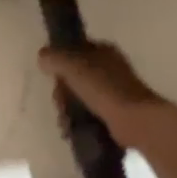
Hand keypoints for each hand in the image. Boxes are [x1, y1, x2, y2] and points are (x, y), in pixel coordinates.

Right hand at [38, 42, 169, 145]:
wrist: (134, 120)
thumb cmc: (103, 88)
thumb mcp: (72, 66)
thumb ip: (54, 58)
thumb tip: (42, 57)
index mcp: (103, 50)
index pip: (74, 49)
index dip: (60, 61)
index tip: (52, 75)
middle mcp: (109, 67)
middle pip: (74, 75)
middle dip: (62, 90)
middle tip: (60, 103)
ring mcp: (114, 90)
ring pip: (80, 95)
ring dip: (68, 108)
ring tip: (65, 121)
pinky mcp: (115, 111)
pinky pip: (89, 111)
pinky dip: (78, 119)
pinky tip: (71, 129)